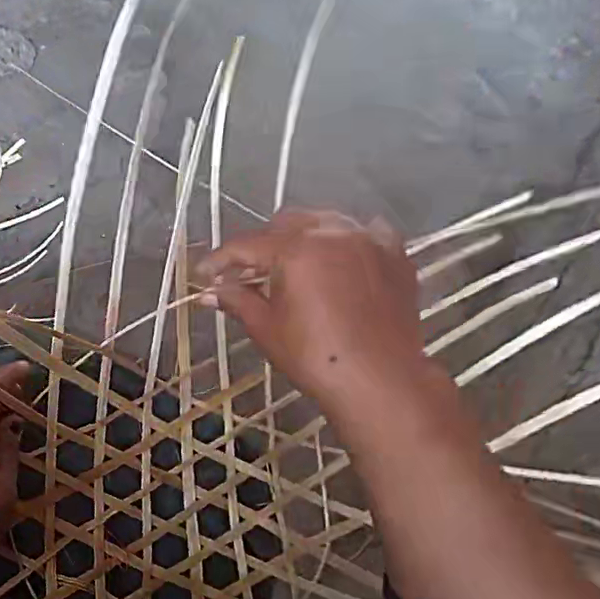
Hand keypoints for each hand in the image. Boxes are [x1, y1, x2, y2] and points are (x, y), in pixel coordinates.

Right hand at [195, 209, 434, 440]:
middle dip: (263, 245)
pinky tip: (338, 259)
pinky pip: (364, 232)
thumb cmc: (313, 356)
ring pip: (325, 220)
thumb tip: (210, 292)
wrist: (379, 378)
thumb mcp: (267, 328)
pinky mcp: (395, 253)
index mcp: (296, 249)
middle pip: (286, 223)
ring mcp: (368, 238)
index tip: (204, 274)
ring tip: (293, 265)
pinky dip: (344, 240)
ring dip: (302, 236)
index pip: (246, 246)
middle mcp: (333, 231)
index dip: (220, 260)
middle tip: (249, 274)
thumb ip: (238, 300)